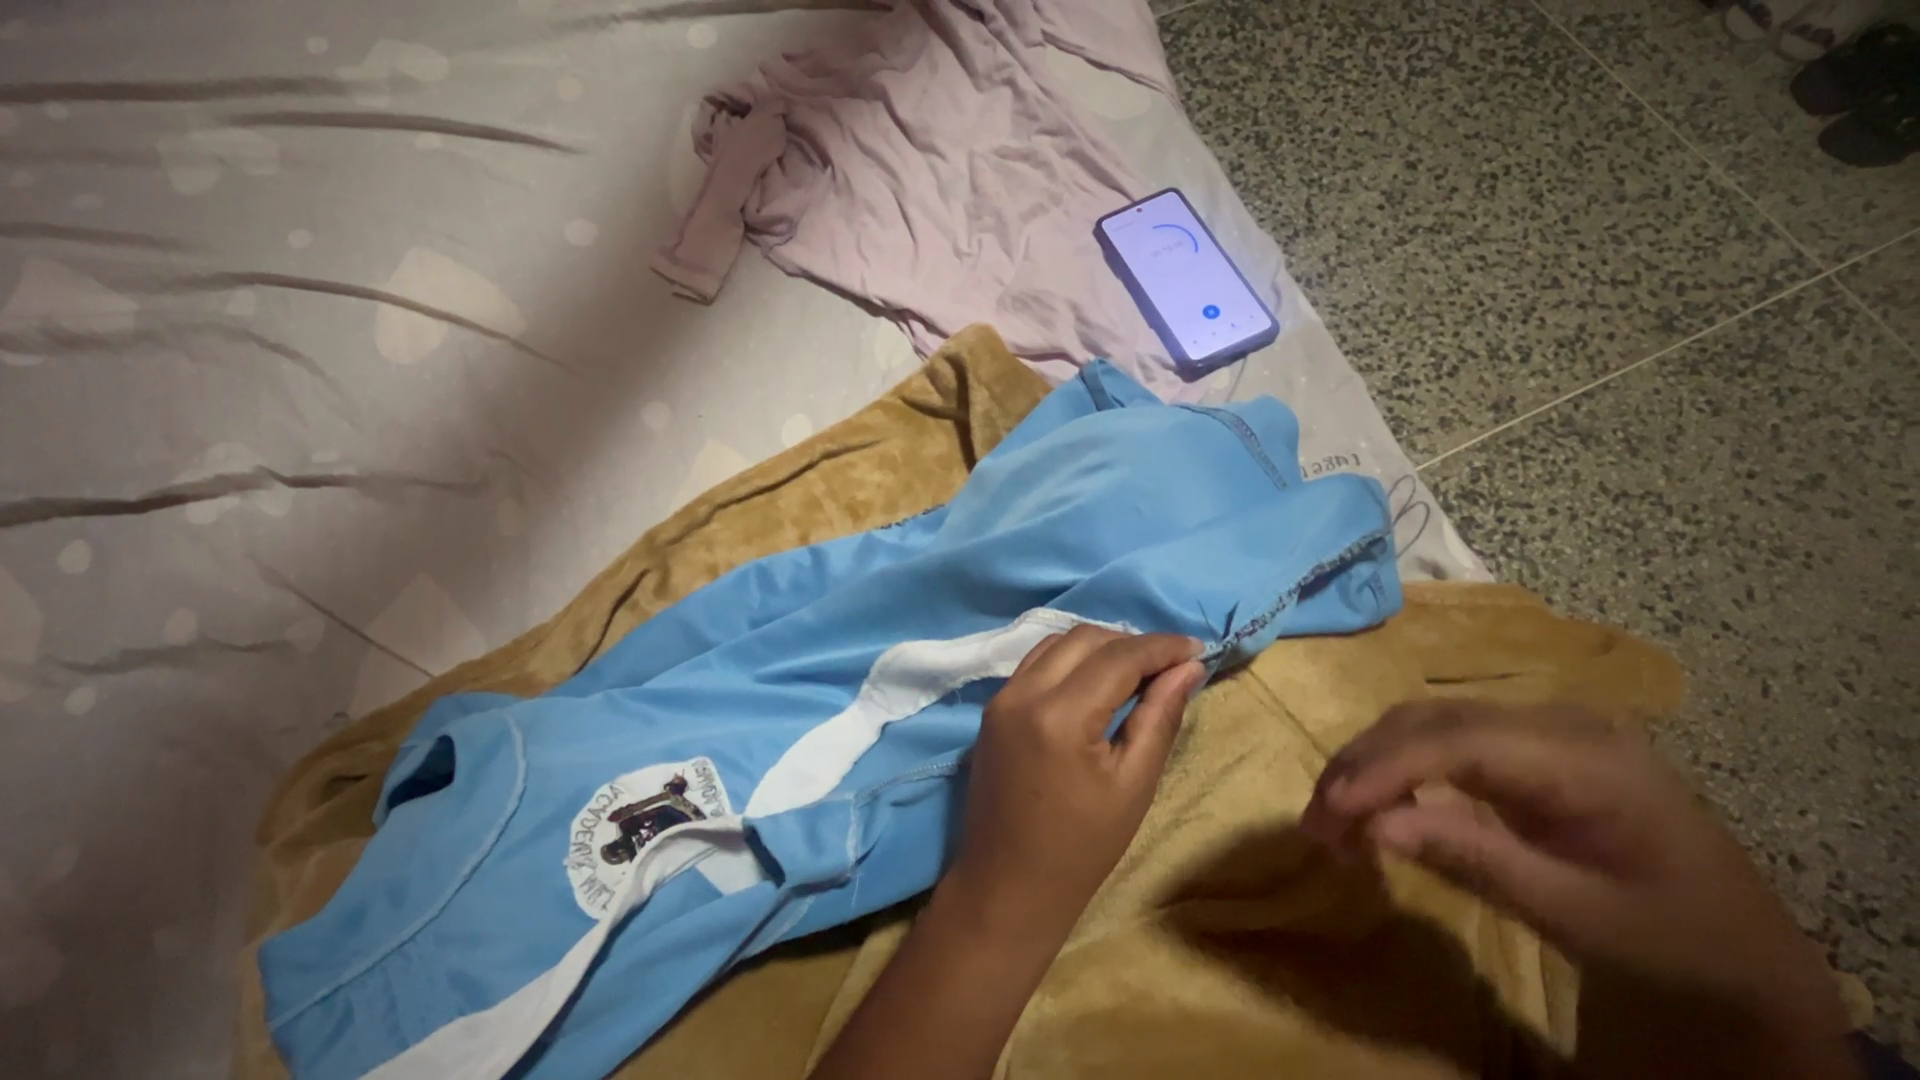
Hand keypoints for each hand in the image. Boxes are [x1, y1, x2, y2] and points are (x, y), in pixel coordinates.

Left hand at [946, 626, 1205, 942]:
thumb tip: (1189, 667)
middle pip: (1085, 638)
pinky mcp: (992, 709)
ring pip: (1057, 643)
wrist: (1006, 886)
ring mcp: (1001, 698)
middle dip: (1132, 642)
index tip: (1197, 648)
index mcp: (1060, 715)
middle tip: (1171, 664)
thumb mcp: (1134, 784)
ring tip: (1138, 671)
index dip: (1162, 647)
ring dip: (1100, 647)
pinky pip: (1035, 663)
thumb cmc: (1081, 848)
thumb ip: (1160, 716)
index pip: (1118, 656)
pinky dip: (1070, 660)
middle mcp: (1023, 693)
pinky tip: (1096, 682)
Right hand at [1300, 701, 1847, 1042]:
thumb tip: (1372, 826)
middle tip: (1314, 823)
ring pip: (1429, 723)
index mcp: (1586, 757)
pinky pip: (1447, 740)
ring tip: (1331, 816)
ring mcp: (1544, 727)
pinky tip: (1376, 802)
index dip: (1385, 769)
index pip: (1459, 741)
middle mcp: (1559, 721)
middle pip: (1433, 720)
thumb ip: (1471, 857)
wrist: (1740, 948)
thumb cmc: (1667, 936)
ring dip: (1372, 764)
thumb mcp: (1572, 910)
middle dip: (1363, 765)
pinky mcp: (1529, 745)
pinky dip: (1400, 768)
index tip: (1329, 812)